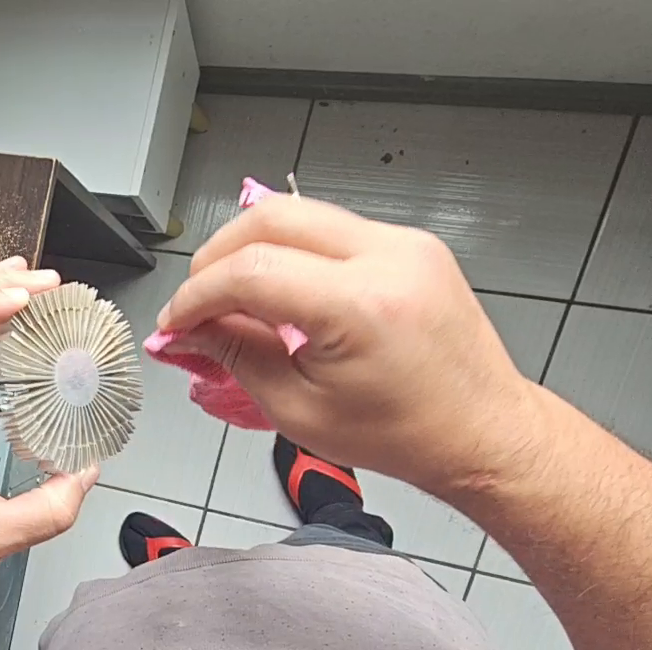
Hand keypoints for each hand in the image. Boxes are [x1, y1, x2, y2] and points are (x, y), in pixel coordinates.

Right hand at [154, 196, 544, 495]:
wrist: (477, 429)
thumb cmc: (401, 432)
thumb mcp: (296, 409)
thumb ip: (236, 357)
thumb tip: (189, 333)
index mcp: (360, 306)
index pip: (249, 271)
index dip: (196, 296)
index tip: (175, 324)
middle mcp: (388, 258)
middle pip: (269, 217)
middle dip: (214, 259)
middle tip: (194, 305)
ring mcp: (402, 244)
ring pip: (296, 214)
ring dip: (246, 251)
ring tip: (227, 302)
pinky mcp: (406, 246)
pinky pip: (325, 230)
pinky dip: (283, 254)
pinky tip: (270, 296)